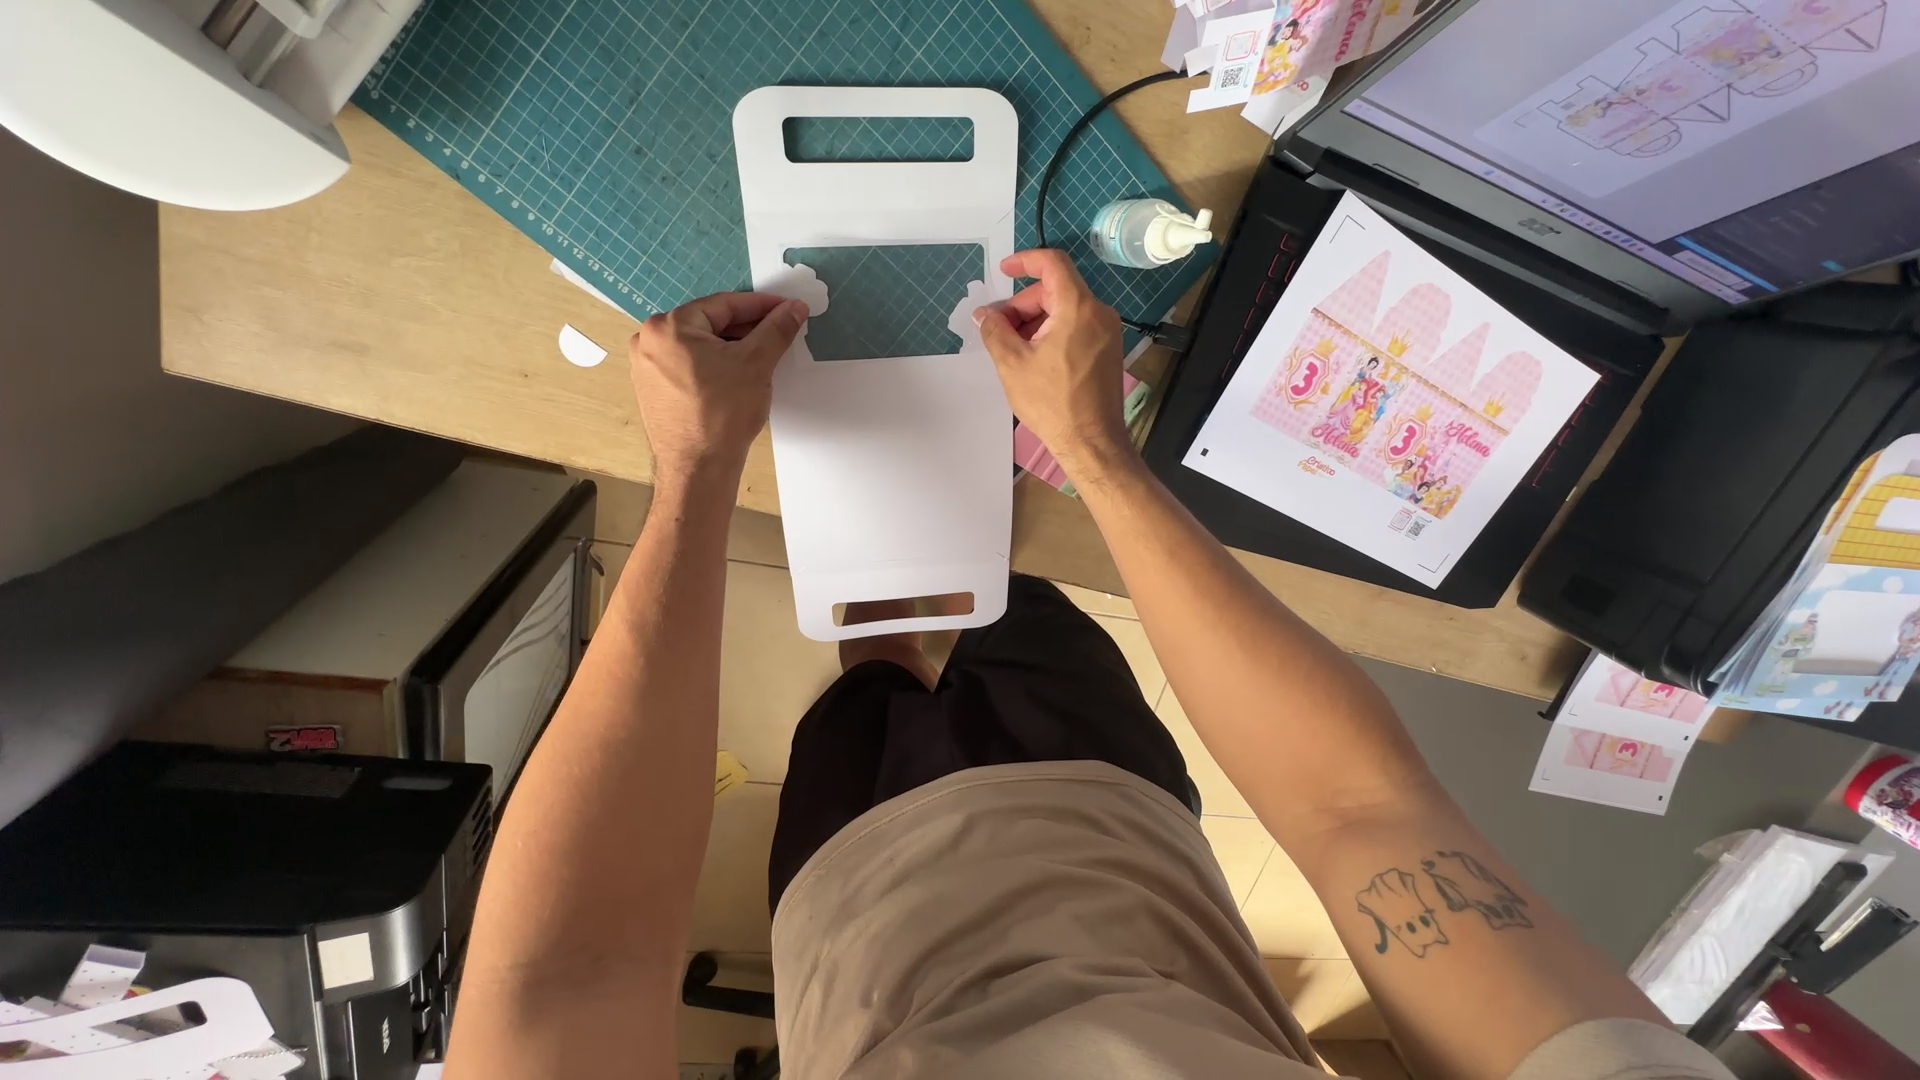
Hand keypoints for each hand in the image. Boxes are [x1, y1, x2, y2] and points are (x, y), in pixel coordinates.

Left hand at [628, 293, 806, 481]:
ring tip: (761, 356)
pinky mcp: (653, 390)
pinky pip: (688, 366)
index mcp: (668, 326)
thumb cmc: (722, 414)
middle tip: (778, 333)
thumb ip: (776, 330)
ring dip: (731, 347)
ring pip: (699, 346)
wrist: (698, 468)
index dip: (760, 306)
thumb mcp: (756, 364)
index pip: (723, 305)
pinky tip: (736, 377)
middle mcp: (649, 341)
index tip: (786, 308)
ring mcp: (647, 367)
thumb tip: (794, 308)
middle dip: (746, 328)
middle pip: (709, 324)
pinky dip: (714, 366)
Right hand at [974, 250, 1133, 474]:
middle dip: (1024, 304)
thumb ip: (995, 331)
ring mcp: (1107, 332)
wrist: (1091, 441)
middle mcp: (1099, 313)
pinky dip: (1054, 332)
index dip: (1025, 262)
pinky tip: (1035, 358)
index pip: (1053, 264)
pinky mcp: (1108, 350)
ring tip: (1014, 349)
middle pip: (1056, 290)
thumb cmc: (1052, 403)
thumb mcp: (1012, 364)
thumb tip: (984, 314)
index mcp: (1077, 308)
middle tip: (999, 329)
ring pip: (1066, 310)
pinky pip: (1077, 327)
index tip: (1003, 271)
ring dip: (1036, 321)